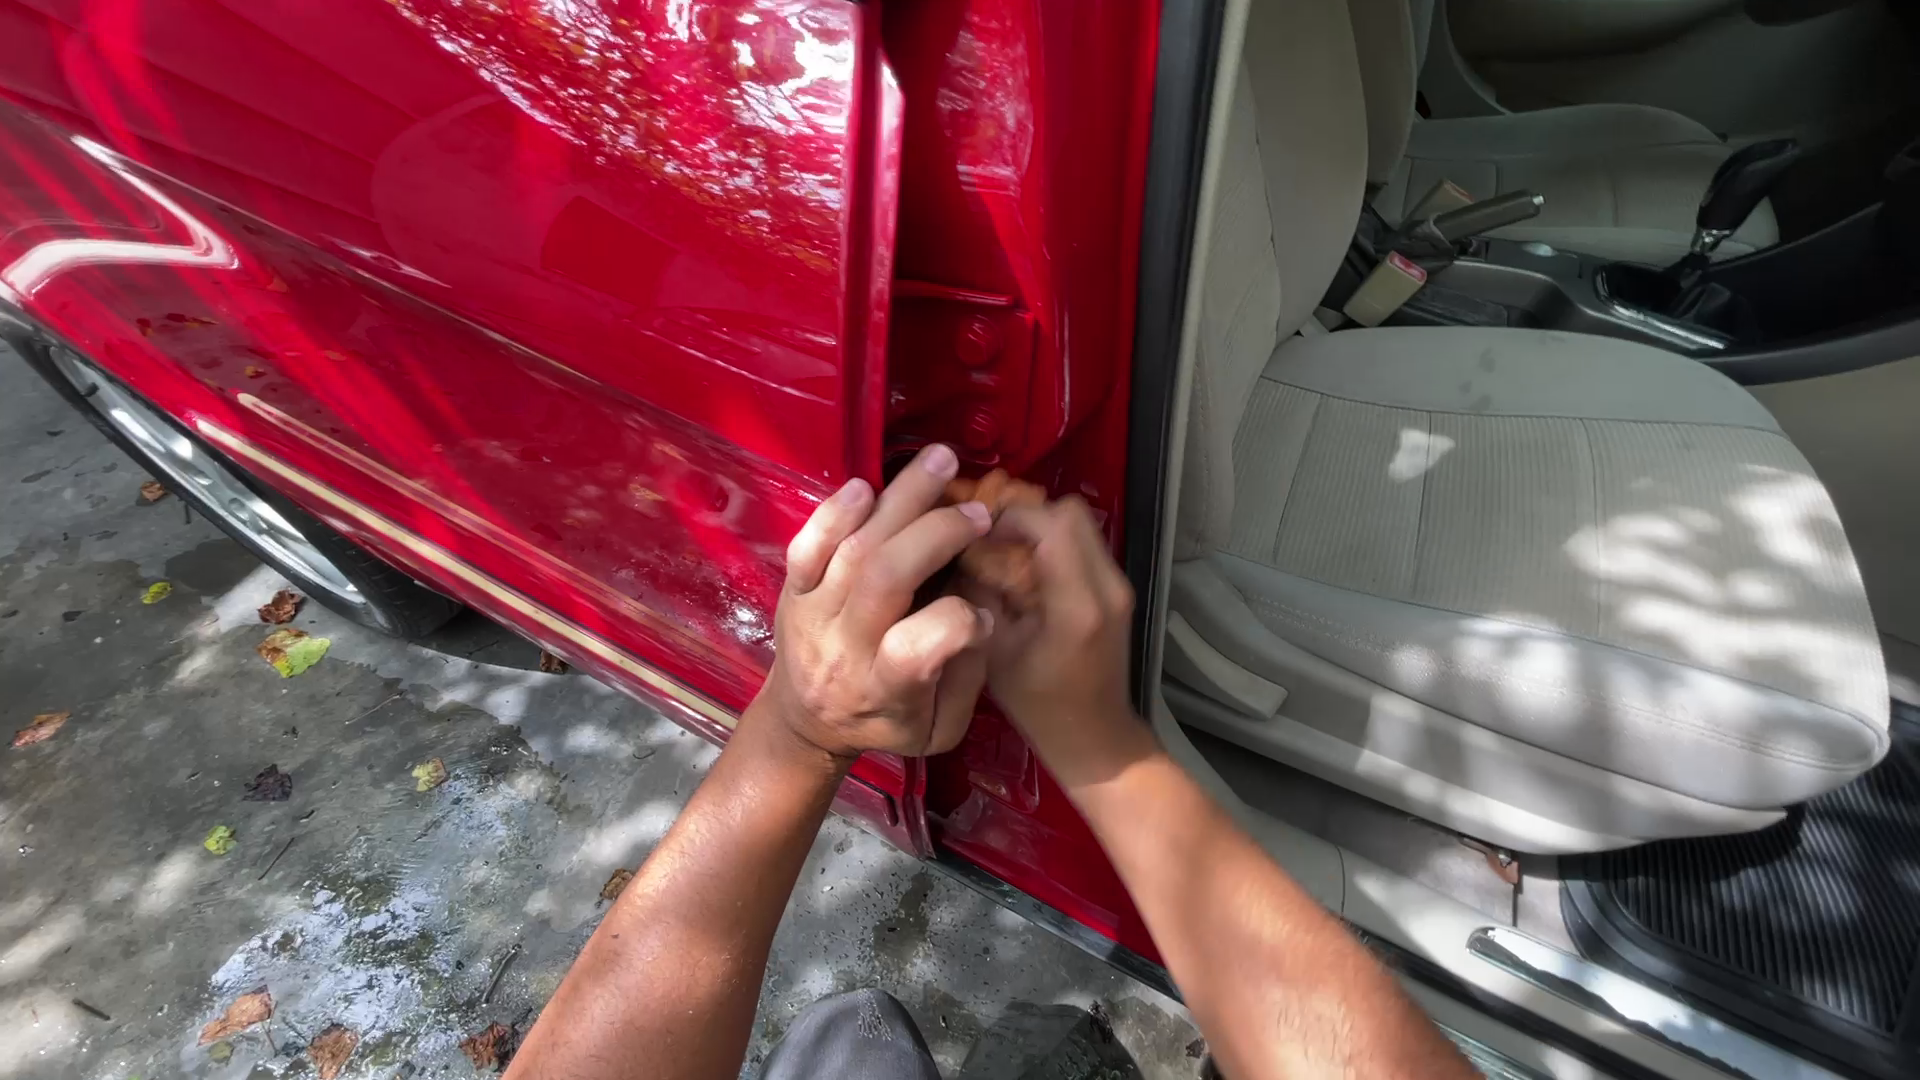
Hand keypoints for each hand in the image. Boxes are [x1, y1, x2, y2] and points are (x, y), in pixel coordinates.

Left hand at [756, 444, 996, 761]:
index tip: (983, 613)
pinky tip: (869, 486)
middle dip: (937, 533)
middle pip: (885, 577)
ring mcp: (811, 613)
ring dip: (900, 500)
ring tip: (941, 461)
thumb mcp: (937, 728)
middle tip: (978, 510)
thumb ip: (965, 677)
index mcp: (882, 689)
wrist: (804, 721)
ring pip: (853, 548)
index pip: (916, 648)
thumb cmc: (883, 723)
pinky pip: (806, 545)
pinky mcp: (792, 589)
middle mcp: (842, 647)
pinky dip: (834, 512)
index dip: (960, 621)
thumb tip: (980, 610)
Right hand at [967, 498, 1145, 783]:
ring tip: (1007, 552)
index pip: (1053, 525)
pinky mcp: (1117, 588)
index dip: (1012, 517)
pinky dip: (1054, 542)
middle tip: (993, 538)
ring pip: (1080, 523)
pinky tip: (1028, 569)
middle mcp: (1108, 586)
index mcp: (1078, 605)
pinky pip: (1085, 542)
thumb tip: (967, 548)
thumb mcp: (995, 653)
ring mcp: (1119, 585)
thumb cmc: (1040, 705)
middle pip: (1071, 512)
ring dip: (1041, 527)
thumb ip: (982, 595)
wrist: (1095, 736)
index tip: (980, 532)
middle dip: (1027, 515)